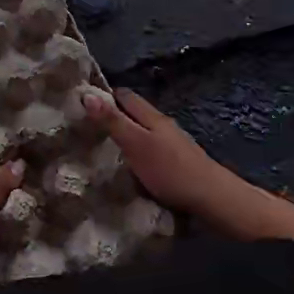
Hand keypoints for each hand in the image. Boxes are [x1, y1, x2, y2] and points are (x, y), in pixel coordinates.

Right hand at [79, 88, 243, 218]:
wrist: (212, 198)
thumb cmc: (170, 169)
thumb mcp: (136, 144)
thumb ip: (113, 121)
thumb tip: (87, 94)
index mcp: (152, 116)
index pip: (124, 95)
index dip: (104, 95)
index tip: (81, 103)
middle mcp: (162, 125)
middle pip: (134, 113)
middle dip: (112, 116)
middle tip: (84, 127)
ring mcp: (171, 144)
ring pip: (142, 132)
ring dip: (124, 135)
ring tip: (100, 147)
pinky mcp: (175, 163)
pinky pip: (149, 150)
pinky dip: (135, 152)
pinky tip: (127, 166)